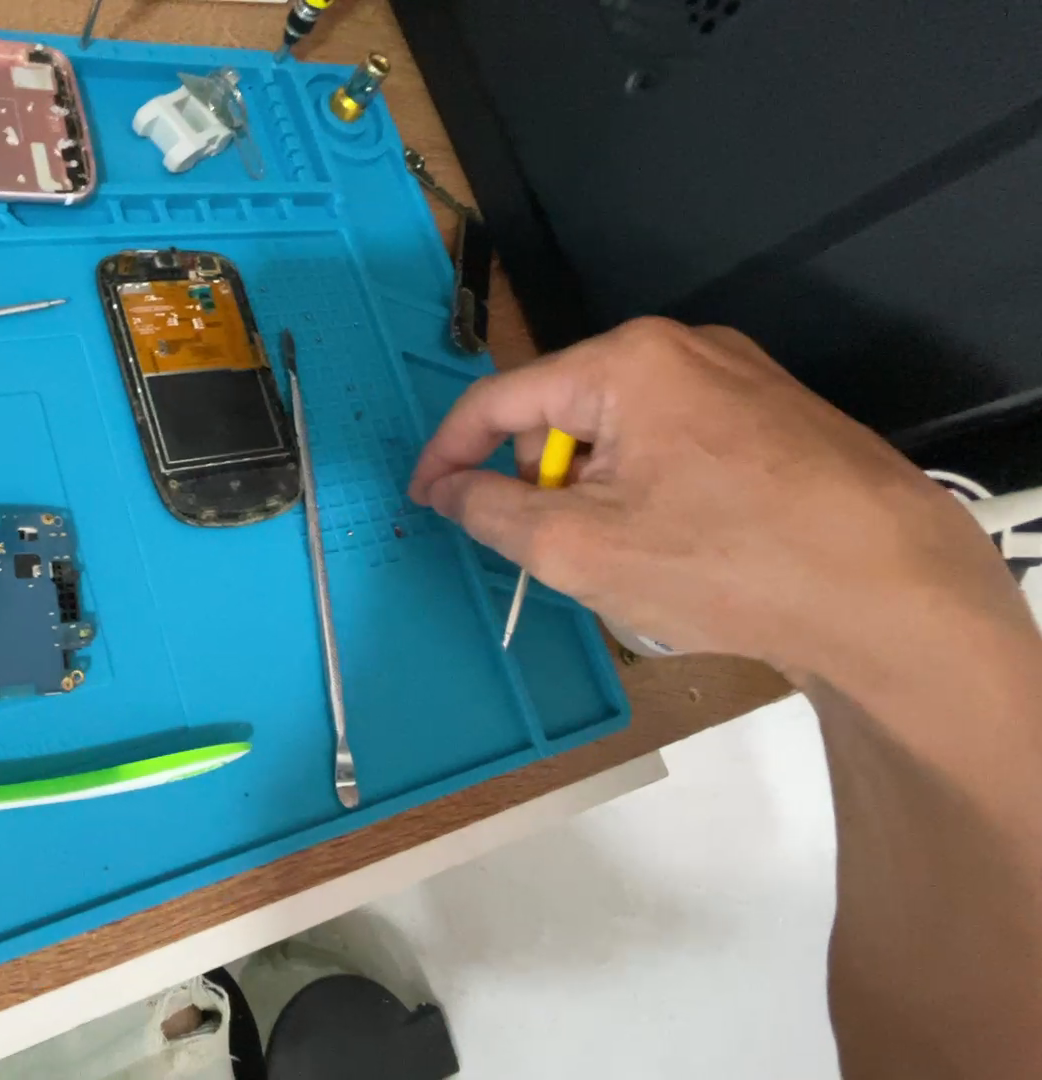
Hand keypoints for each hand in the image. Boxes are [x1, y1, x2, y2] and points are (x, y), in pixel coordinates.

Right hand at [408, 317, 1028, 680]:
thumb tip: (444, 489)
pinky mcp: (767, 410)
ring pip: (606, 428)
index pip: (495, 400)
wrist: (900, 603)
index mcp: (624, 362)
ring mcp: (733, 374)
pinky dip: (633, 482)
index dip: (445, 453)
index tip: (423, 499)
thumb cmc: (720, 563)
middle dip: (533, 477)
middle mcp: (678, 348)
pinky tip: (666, 532)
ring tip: (618, 545)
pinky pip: (659, 437)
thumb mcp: (570, 545)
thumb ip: (483, 509)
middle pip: (554, 413)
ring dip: (584, 486)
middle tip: (548, 540)